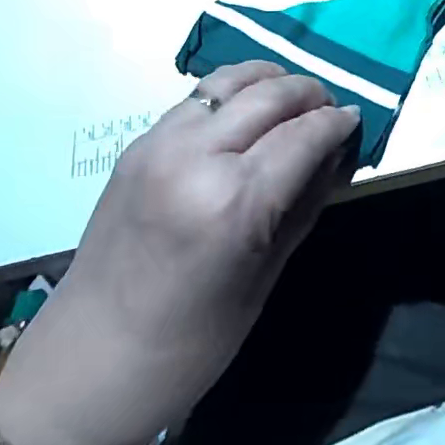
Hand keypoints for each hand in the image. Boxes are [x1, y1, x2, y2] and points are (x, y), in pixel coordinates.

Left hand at [0, 62, 358, 444]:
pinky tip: (246, 113)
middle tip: (330, 106)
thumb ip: (305, 201)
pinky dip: (233, 94)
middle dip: (310, 93)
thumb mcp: (267, 274)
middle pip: (270, 94)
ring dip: (271, 82)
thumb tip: (335, 152)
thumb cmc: (192, 341)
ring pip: (230, 81)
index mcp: (233, 201)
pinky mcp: (137, 144)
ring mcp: (159, 144)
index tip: (356, 118)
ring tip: (291, 99)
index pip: (304, 134)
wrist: (88, 363)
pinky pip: (197, 99)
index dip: (337, 122)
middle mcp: (195, 156)